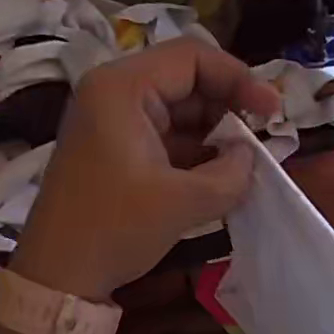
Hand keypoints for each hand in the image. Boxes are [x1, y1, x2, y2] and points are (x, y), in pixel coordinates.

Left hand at [9, 38, 281, 300]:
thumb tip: (250, 159)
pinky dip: (196, 156)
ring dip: (215, 137)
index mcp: (122, 89)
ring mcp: (113, 125)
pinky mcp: (116, 153)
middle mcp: (115, 95)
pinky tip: (220, 178)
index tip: (273, 112)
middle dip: (228, 111)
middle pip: (186, 83)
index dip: (239, 79)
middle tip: (262, 142)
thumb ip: (229, 175)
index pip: (192, 58)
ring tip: (246, 165)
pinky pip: (166, 141)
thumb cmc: (115, 229)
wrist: (60, 274)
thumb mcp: (182, 203)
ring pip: (179, 114)